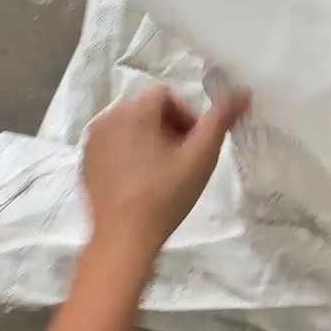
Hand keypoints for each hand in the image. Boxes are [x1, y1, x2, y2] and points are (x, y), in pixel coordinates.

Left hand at [80, 85, 249, 280]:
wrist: (123, 239)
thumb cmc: (166, 194)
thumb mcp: (202, 155)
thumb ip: (222, 119)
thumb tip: (244, 91)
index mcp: (134, 111)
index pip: (167, 95)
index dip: (187, 116)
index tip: (194, 145)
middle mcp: (107, 119)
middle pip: (148, 110)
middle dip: (170, 128)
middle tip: (183, 160)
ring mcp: (92, 142)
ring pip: (131, 127)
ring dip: (151, 140)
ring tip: (165, 172)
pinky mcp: (86, 163)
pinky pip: (114, 146)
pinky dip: (130, 154)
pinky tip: (142, 182)